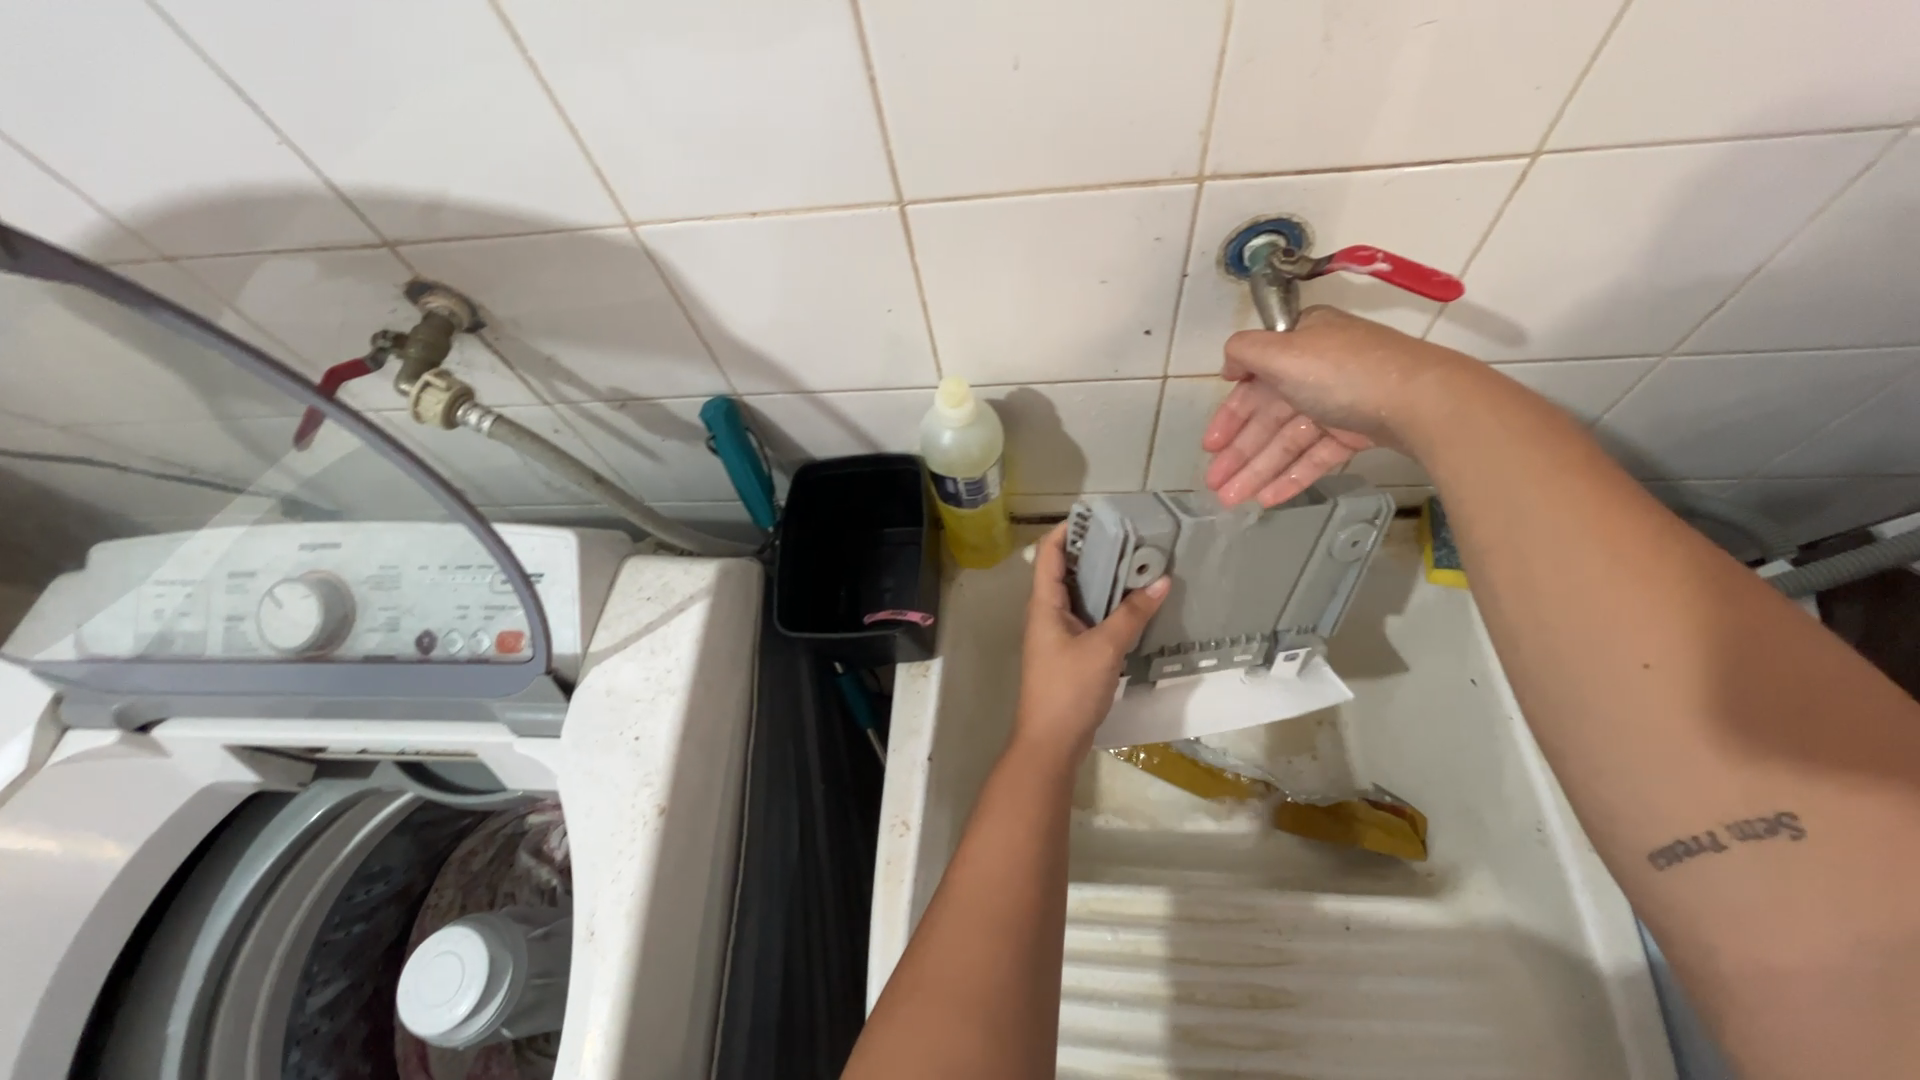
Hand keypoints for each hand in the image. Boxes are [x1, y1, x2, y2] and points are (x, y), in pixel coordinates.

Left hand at [1015, 523, 1168, 755]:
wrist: (1051, 743)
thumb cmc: (1068, 690)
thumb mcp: (1104, 648)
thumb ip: (1132, 614)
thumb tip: (1161, 580)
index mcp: (1044, 604)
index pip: (1048, 552)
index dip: (1068, 529)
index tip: (1100, 514)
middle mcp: (1048, 613)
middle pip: (1068, 571)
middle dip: (1098, 552)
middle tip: (1135, 538)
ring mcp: (1059, 635)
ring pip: (1083, 596)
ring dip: (1108, 581)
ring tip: (1142, 564)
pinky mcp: (1072, 654)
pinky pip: (1091, 619)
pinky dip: (1111, 608)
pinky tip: (1138, 606)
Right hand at [1202, 306, 1473, 506]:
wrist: (1420, 401)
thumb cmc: (1343, 372)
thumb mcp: (1283, 351)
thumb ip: (1244, 351)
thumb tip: (1228, 363)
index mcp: (1300, 344)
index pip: (1254, 380)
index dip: (1229, 415)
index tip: (1210, 445)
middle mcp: (1317, 370)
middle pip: (1268, 417)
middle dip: (1239, 452)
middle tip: (1213, 484)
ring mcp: (1339, 403)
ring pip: (1289, 441)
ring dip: (1258, 471)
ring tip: (1232, 501)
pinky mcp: (1357, 432)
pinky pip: (1316, 456)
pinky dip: (1291, 476)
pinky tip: (1267, 499)